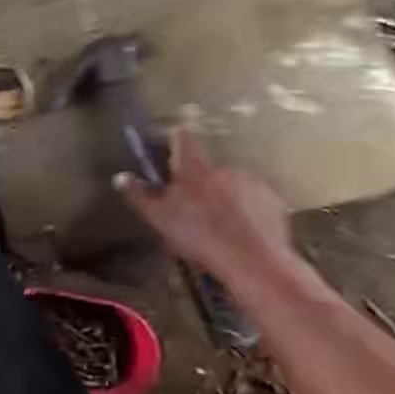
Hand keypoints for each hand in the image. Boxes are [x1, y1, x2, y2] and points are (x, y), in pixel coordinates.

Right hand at [115, 127, 291, 280]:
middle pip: (208, 170)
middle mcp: (225, 167)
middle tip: (194, 213)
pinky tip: (241, 234)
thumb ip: (139, 196)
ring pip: (232, 186)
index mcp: (195, 169)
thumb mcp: (159, 219)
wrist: (252, 261)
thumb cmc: (199, 238)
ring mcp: (253, 182)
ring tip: (219, 230)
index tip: (175, 132)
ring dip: (225, 200)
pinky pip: (254, 201)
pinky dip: (247, 212)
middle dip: (201, 185)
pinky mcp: (274, 200)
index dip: (177, 135)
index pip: (184, 138)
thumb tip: (120, 177)